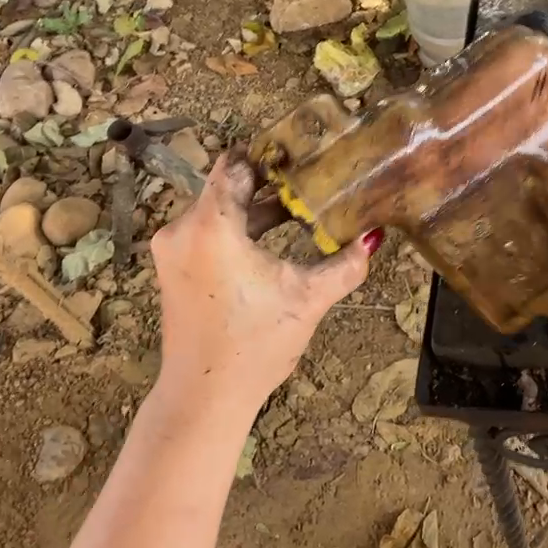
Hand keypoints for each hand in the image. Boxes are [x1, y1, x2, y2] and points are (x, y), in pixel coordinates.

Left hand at [149, 151, 380, 416]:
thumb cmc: (254, 345)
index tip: (302, 151)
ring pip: (217, 208)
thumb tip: (374, 237)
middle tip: (310, 177)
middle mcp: (182, 229)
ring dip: (254, 207)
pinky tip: (270, 238)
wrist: (204, 397)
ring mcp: (172, 249)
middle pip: (228, 185)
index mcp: (211, 226)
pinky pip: (206, 230)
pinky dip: (237, 227)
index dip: (269, 155)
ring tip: (298, 207)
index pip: (237, 166)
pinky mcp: (172, 267)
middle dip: (267, 181)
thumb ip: (345, 264)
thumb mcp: (307, 300)